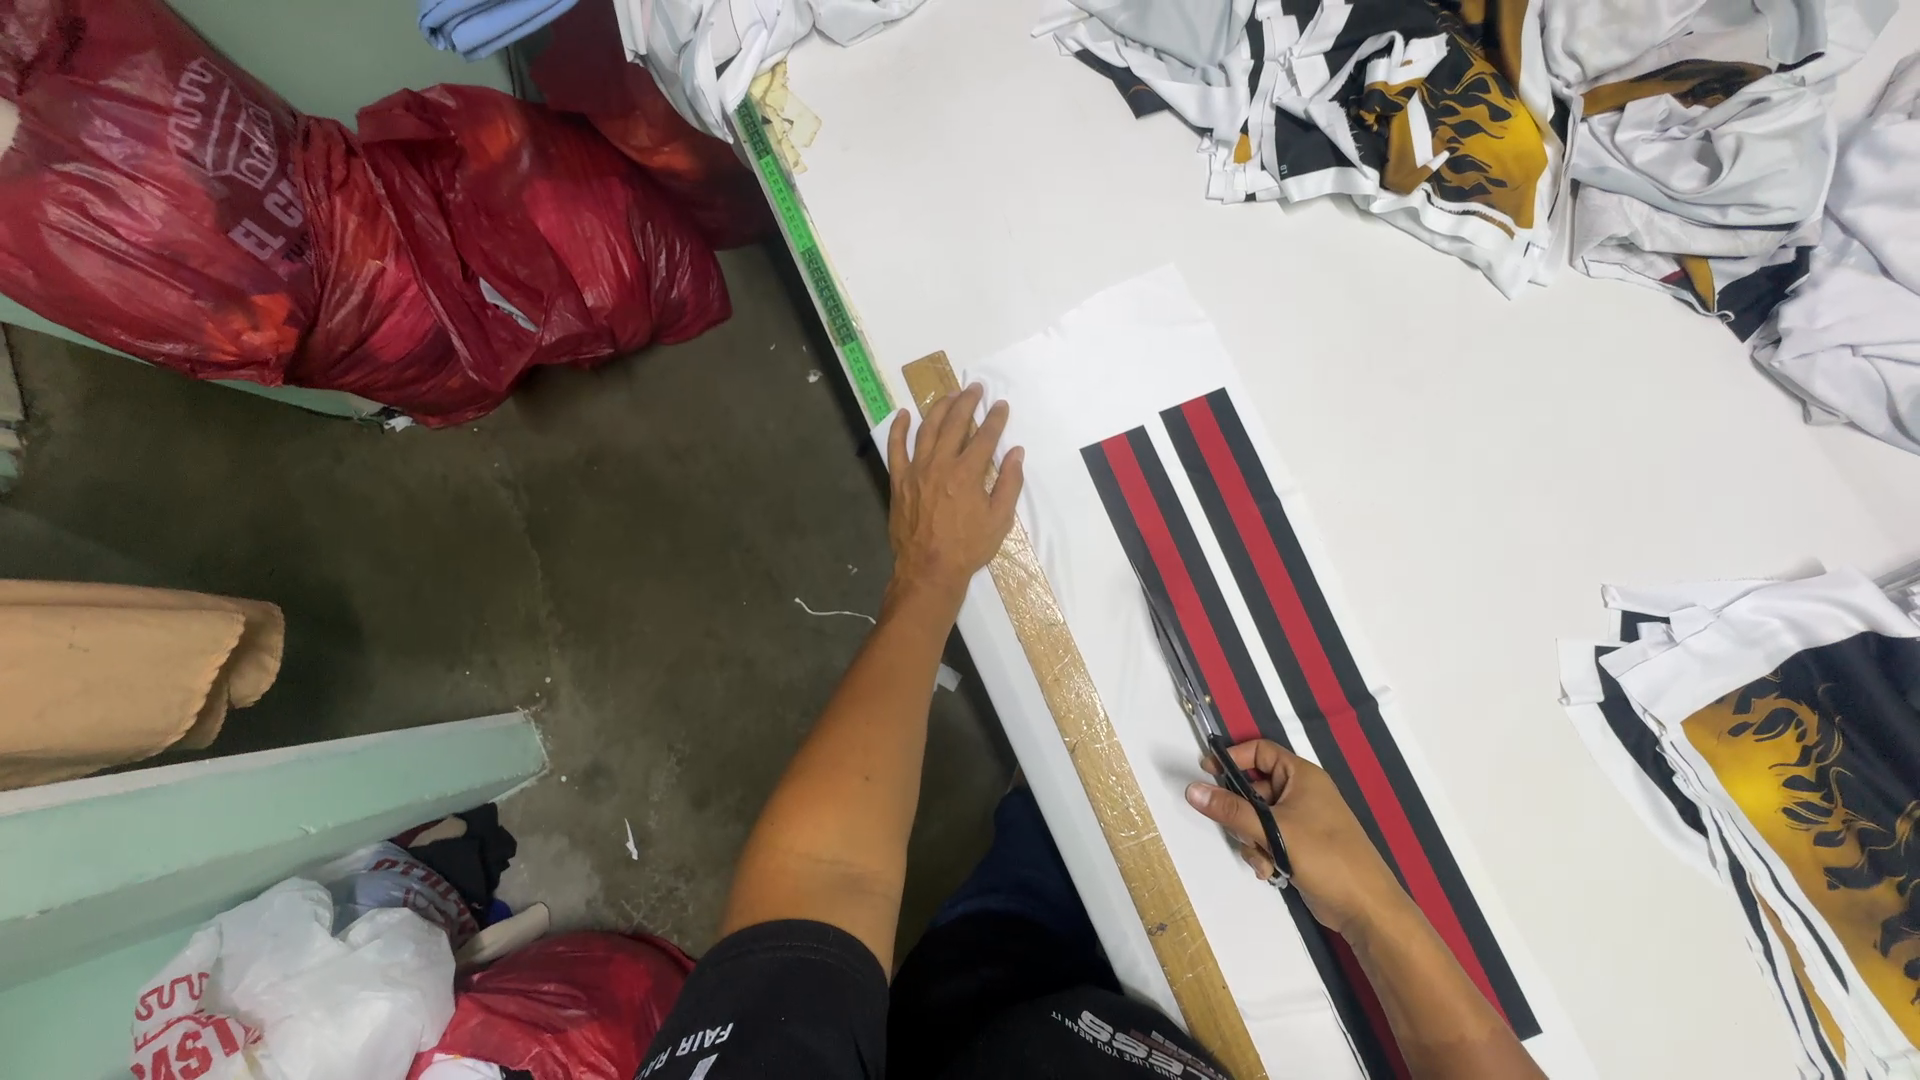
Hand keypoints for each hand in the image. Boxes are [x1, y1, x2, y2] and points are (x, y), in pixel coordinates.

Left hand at [884, 384, 1024, 606]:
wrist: (929, 569)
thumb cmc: (968, 547)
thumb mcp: (1000, 519)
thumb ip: (1009, 483)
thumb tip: (1017, 453)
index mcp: (967, 473)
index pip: (985, 437)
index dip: (995, 419)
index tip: (1000, 405)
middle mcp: (941, 465)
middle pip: (954, 424)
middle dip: (967, 402)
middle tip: (975, 388)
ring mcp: (916, 471)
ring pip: (926, 429)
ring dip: (938, 408)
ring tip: (949, 395)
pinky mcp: (899, 481)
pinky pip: (896, 449)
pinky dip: (898, 429)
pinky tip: (902, 414)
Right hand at [1185, 739, 1413, 938]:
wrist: (1366, 908)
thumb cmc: (1324, 856)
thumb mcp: (1272, 830)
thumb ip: (1230, 809)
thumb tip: (1191, 789)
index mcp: (1301, 776)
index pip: (1259, 751)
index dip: (1232, 758)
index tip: (1206, 772)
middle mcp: (1301, 792)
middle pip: (1253, 788)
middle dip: (1241, 813)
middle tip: (1235, 827)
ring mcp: (1301, 820)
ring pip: (1256, 817)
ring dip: (1251, 839)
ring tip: (1262, 858)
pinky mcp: (1300, 845)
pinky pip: (1267, 838)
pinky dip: (1263, 853)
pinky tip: (1269, 872)